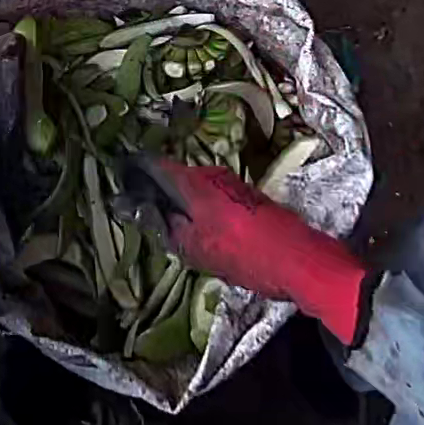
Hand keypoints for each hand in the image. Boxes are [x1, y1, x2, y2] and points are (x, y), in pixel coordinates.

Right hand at [117, 156, 371, 344]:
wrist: (304, 261)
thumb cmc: (241, 253)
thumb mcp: (192, 247)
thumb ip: (159, 224)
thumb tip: (127, 207)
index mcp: (189, 181)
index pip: (151, 163)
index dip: (132, 169)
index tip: (119, 180)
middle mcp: (207, 172)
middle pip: (171, 173)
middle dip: (155, 188)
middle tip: (143, 209)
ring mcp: (229, 181)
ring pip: (192, 184)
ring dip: (178, 199)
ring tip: (170, 222)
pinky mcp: (245, 194)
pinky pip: (210, 192)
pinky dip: (198, 204)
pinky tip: (200, 227)